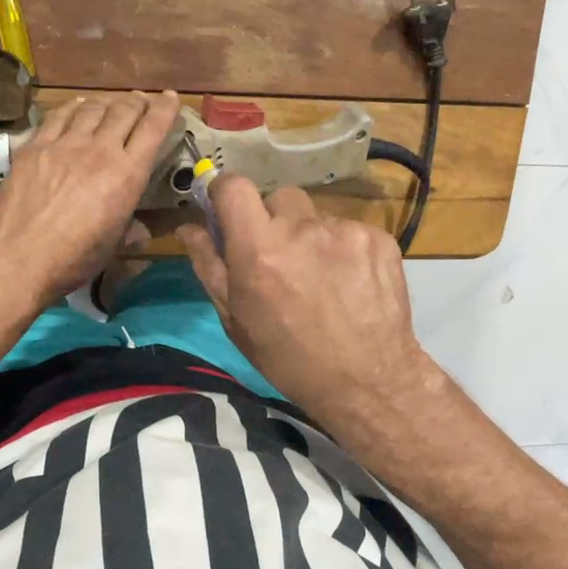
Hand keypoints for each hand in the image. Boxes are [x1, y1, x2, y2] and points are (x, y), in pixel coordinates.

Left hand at [0, 91, 178, 307]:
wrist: (21, 258)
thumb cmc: (74, 260)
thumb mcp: (112, 247)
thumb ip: (129, 232)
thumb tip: (140, 233)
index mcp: (127, 175)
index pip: (153, 129)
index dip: (165, 109)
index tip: (171, 98)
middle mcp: (100, 150)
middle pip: (124, 111)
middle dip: (137, 102)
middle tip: (140, 101)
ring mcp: (65, 145)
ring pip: (91, 108)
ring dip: (106, 102)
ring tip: (110, 104)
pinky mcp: (35, 147)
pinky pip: (58, 117)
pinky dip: (72, 107)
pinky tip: (75, 108)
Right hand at [177, 177, 445, 422]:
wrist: (366, 382)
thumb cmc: (287, 359)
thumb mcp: (235, 320)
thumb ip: (209, 266)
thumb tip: (188, 227)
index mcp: (258, 250)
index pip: (234, 186)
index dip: (226, 193)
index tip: (228, 212)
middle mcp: (301, 229)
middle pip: (278, 197)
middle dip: (272, 220)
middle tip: (279, 259)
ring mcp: (344, 230)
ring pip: (315, 214)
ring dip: (309, 235)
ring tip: (318, 277)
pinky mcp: (378, 238)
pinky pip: (348, 229)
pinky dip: (343, 249)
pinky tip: (348, 284)